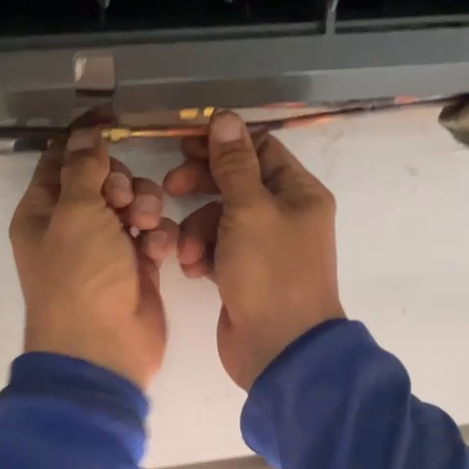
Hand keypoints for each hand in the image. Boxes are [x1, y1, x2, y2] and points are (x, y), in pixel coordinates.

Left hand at [10, 127, 178, 388]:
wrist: (103, 350)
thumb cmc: (80, 276)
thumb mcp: (77, 213)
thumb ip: (84, 168)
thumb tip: (84, 132)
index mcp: (43, 210)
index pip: (61, 159)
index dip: (85, 137)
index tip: (113, 118)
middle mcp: (72, 225)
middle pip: (103, 179)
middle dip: (121, 181)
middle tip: (122, 200)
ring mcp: (106, 247)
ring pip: (133, 203)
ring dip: (144, 207)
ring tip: (144, 226)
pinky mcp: (137, 266)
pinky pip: (151, 234)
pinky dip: (156, 238)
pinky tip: (156, 251)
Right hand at [164, 113, 346, 390]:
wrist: (279, 350)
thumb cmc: (270, 272)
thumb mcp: (249, 210)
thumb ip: (234, 164)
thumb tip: (226, 117)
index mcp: (298, 192)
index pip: (259, 149)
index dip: (222, 143)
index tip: (184, 145)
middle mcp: (284, 214)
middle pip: (235, 181)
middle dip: (201, 185)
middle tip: (170, 187)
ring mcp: (263, 245)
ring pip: (219, 216)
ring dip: (197, 229)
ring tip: (188, 253)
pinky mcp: (243, 272)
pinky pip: (215, 247)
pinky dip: (201, 254)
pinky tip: (193, 270)